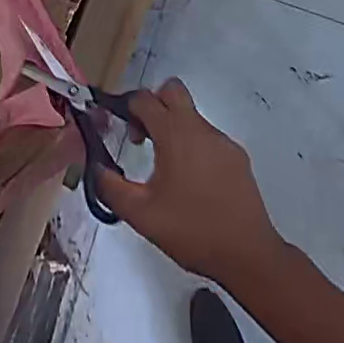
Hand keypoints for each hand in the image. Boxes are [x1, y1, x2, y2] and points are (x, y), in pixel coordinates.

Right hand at [95, 78, 286, 284]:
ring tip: (167, 171)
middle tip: (145, 137)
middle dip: (154, 104)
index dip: (128, 107)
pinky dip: (194, 147)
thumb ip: (112, 188)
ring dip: (174, 129)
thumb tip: (97, 167)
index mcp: (175, 134)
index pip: (145, 99)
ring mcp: (222, 139)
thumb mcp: (142, 215)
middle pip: (173, 90)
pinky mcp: (236, 155)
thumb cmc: (191, 230)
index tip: (124, 131)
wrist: (246, 252)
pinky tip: (193, 184)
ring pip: (191, 116)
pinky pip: (208, 138)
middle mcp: (199, 127)